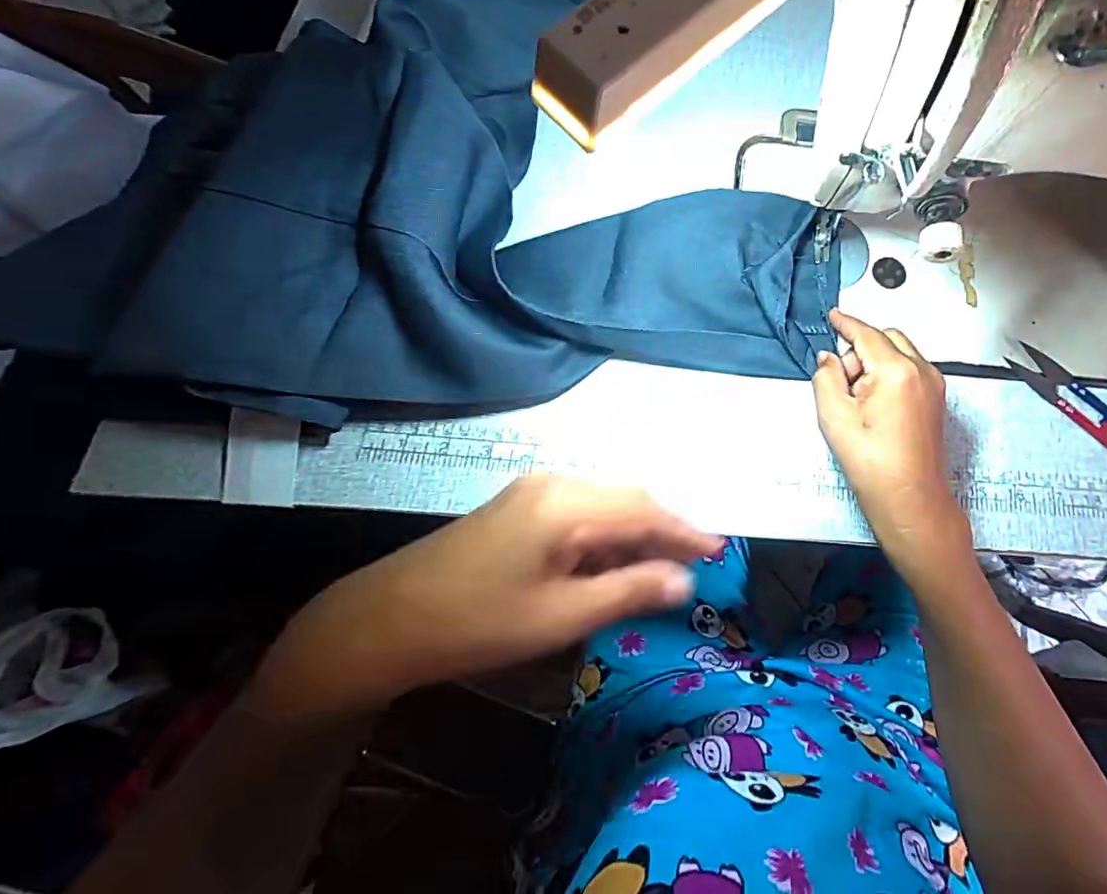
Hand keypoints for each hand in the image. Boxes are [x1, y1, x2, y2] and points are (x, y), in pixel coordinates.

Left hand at [245, 474, 719, 718]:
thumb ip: (628, 590)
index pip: (643, 509)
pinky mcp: (516, 507)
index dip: (684, 530)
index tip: (718, 550)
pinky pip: (575, 513)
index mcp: (566, 502)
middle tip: (695, 560)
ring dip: (631, 535)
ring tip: (659, 567)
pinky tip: (609, 565)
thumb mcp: (562, 615)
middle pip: (624, 500)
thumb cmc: (480, 622)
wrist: (387, 619)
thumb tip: (683, 578)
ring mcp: (530, 491)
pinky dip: (601, 537)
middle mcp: (553, 483)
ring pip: (600, 506)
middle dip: (662, 529)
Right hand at [812, 309, 964, 556]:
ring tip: (857, 401)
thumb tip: (828, 359)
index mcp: (897, 372)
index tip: (834, 316)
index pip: (866, 334)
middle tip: (840, 380)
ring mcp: (934, 385)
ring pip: (899, 352)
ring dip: (874, 362)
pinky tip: (874, 406)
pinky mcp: (936, 399)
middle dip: (859, 350)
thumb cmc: (876, 465)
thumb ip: (826, 377)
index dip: (846, 323)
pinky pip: (909, 370)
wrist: (910, 500)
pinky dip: (888, 375)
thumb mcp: (834, 417)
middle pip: (885, 338)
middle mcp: (923, 372)